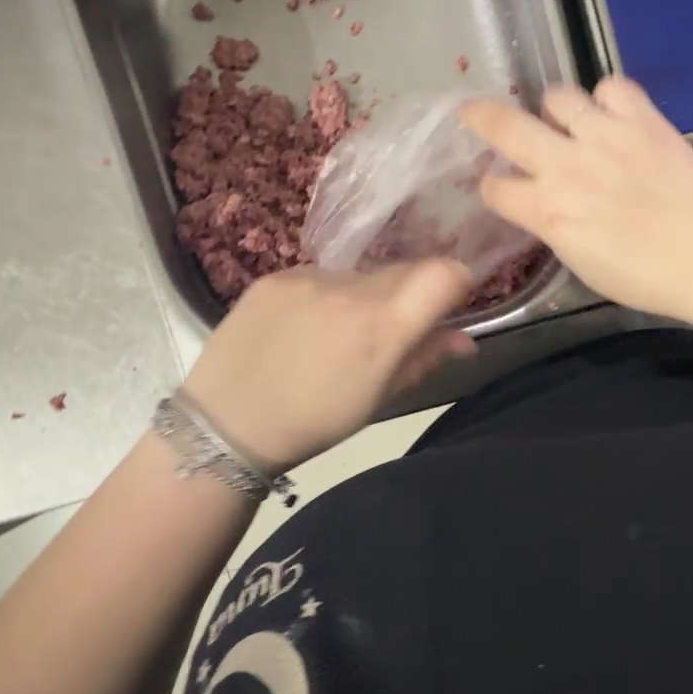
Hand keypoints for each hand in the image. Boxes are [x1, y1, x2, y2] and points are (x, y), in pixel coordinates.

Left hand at [179, 260, 474, 470]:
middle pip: (404, 270)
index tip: (451, 302)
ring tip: (338, 336)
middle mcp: (351, 289)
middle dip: (410, 293)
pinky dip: (325, 296)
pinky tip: (303, 329)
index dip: (456, 281)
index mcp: (384, 325)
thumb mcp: (379, 399)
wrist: (227, 423)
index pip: (443, 274)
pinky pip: (320, 277)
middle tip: (392, 330)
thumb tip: (465, 340)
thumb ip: (426, 360)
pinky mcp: (274, 276)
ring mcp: (309, 278)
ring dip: (365, 296)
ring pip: (360, 276)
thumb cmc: (315, 422)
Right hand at [462, 77, 692, 320]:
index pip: (495, 187)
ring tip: (569, 122)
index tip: (497, 185)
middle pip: (505, 126)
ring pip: (558, 96)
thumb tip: (546, 205)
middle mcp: (567, 165)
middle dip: (480, 116)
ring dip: (556, 109)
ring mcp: (606, 135)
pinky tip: (614, 115)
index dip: (491, 186)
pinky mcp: (644, 119)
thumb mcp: (582, 263)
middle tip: (473, 111)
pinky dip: (607, 98)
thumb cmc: (645, 278)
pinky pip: (611, 87)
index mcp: (549, 211)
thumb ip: (555, 226)